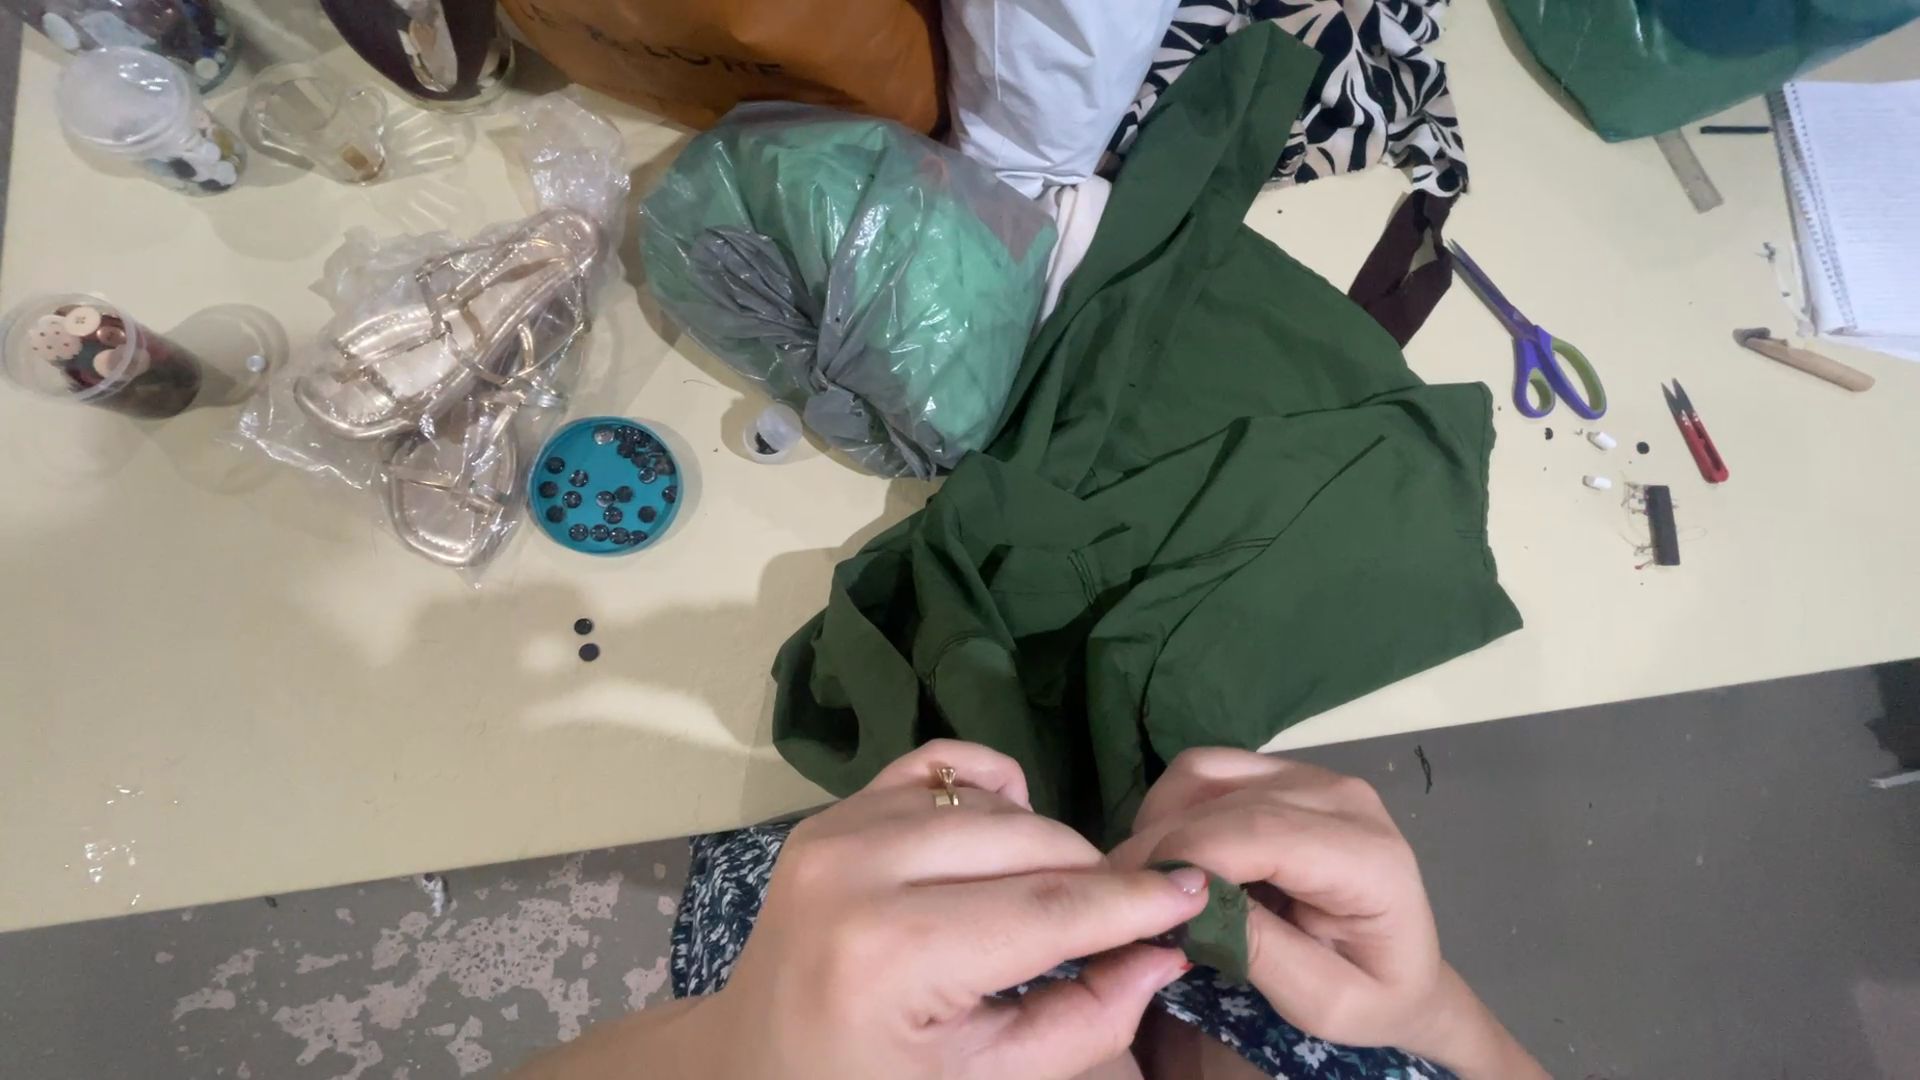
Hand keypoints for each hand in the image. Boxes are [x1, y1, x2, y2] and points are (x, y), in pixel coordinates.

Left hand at [698, 740, 1211, 1079]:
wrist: (751, 1068)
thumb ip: (1084, 1018)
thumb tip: (1163, 948)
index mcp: (891, 956)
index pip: (1046, 910)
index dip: (1130, 901)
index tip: (1193, 889)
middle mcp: (859, 869)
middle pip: (1024, 841)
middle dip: (1090, 873)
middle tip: (1119, 910)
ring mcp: (838, 827)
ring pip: (989, 803)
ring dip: (1038, 841)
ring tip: (1045, 893)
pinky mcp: (833, 810)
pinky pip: (937, 765)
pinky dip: (986, 785)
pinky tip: (1002, 823)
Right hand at [1110, 749, 1545, 1078]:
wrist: (1405, 969)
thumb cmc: (1372, 997)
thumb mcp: (1325, 1005)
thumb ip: (1261, 951)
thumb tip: (1188, 900)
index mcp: (1368, 857)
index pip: (1261, 833)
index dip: (1189, 855)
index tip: (1137, 895)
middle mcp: (1339, 795)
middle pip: (1223, 801)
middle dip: (1159, 845)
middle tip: (1119, 894)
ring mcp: (1307, 772)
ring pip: (1203, 772)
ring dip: (1161, 819)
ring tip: (1147, 875)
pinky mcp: (1278, 768)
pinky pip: (1204, 768)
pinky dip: (1172, 803)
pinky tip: (1170, 848)